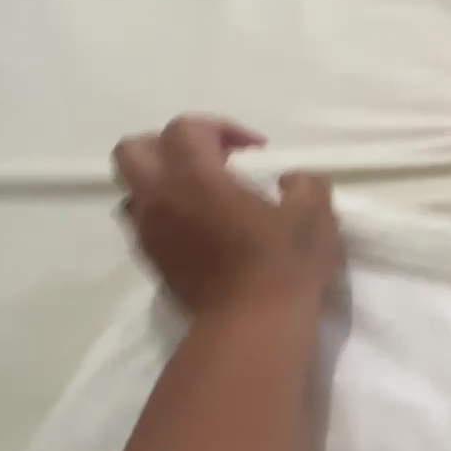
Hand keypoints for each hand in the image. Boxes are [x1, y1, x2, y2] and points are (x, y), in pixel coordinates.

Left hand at [113, 115, 339, 319]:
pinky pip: (143, 220)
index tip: (258, 151)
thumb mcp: (317, 216)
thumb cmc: (285, 263)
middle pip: (136, 148)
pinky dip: (165, 212)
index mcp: (196, 177)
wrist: (253, 321)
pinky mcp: (151, 257)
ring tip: (205, 197)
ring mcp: (148, 228)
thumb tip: (291, 179)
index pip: (187, 129)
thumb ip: (306, 184)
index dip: (222, 128)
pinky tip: (200, 228)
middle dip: (172, 145)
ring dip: (164, 180)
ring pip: (133, 185)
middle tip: (215, 162)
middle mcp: (159, 195)